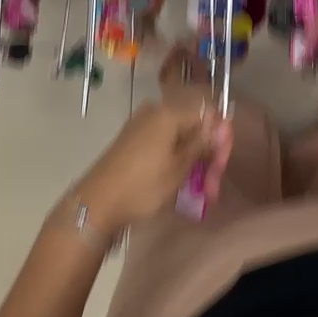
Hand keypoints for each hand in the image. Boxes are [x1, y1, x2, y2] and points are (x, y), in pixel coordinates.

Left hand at [70, 97, 227, 231]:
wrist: (96, 204)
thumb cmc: (143, 185)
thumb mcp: (179, 167)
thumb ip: (202, 143)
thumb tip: (220, 124)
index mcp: (168, 112)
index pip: (207, 114)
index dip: (220, 138)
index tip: (221, 166)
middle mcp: (154, 112)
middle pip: (192, 126)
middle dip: (206, 155)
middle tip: (211, 188)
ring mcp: (141, 126)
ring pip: (178, 138)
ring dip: (192, 162)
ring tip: (200, 193)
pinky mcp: (132, 141)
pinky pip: (163, 145)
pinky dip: (175, 161)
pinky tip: (179, 183)